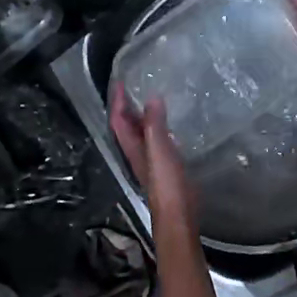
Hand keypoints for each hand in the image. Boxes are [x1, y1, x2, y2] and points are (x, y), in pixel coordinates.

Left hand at [110, 90, 196, 226]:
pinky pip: (157, 139)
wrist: (178, 213)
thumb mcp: (159, 150)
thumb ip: (155, 125)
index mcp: (133, 148)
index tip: (120, 83)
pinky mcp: (165, 165)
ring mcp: (151, 159)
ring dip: (142, 116)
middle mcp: (138, 152)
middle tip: (134, 87)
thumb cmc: (166, 183)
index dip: (117, 102)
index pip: (118, 121)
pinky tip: (170, 124)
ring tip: (151, 99)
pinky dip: (158, 127)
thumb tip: (152, 98)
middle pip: (127, 126)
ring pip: (141, 132)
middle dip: (127, 107)